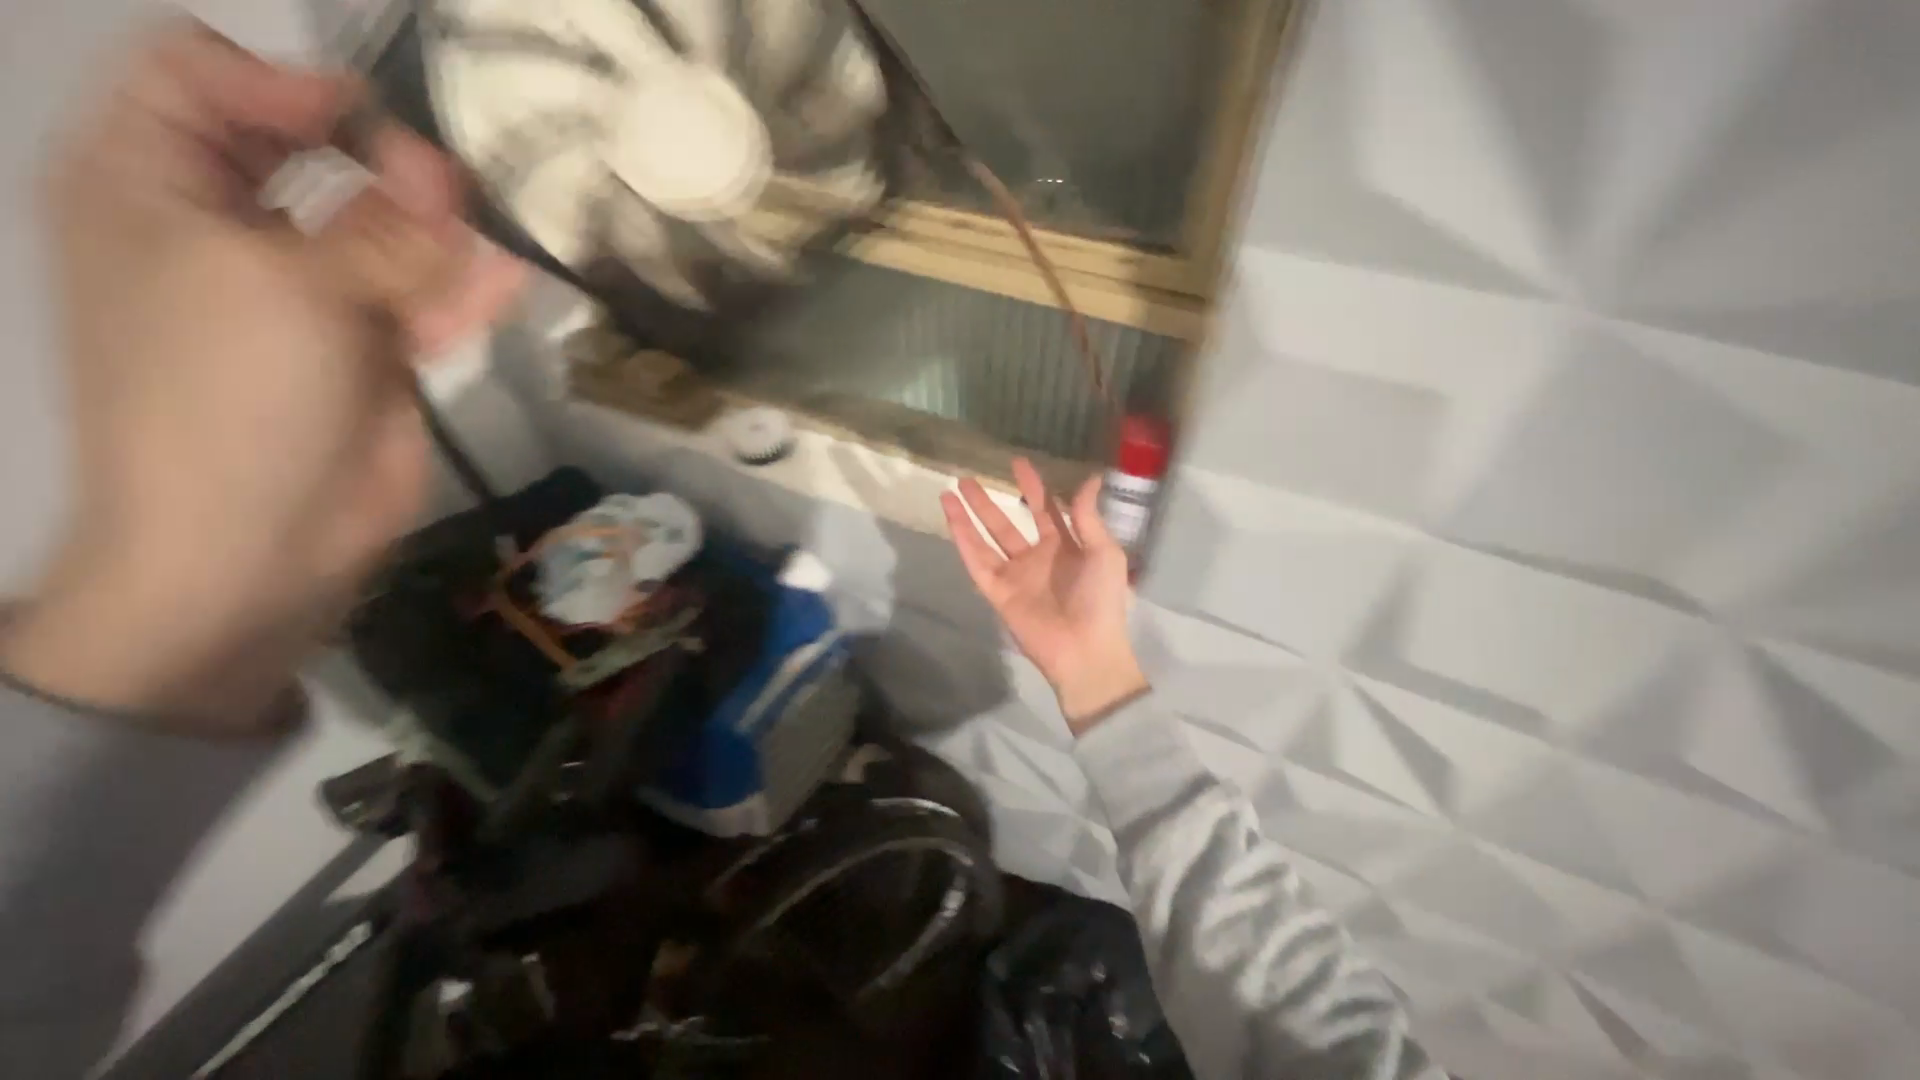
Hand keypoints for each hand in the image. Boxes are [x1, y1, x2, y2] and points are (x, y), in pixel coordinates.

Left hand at [0, 19, 523, 731]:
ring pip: (391, 223)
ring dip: (442, 227)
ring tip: (494, 235)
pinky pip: (430, 292)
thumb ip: (379, 222)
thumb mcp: (285, 284)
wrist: (260, 543)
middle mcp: (232, 225)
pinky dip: (467, 286)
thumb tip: (444, 171)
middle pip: (315, 147)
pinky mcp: (379, 343)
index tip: (373, 125)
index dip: (288, 84)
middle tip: (450, 189)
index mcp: (152, 184)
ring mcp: (315, 288)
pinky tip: (508, 278)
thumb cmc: (228, 396)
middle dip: (387, 161)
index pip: (207, 77)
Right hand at [941, 459, 1148, 734]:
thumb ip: (1088, 516)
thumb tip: (1091, 477)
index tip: (1018, 463)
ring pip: (986, 539)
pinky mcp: (997, 592)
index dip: (1033, 487)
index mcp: (1066, 547)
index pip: (1044, 510)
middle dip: (989, 502)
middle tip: (968, 478)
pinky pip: (976, 561)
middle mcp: (1036, 558)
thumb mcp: (1103, 551)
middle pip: (1007, 523)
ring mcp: (1015, 576)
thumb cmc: (1101, 599)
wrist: (1085, 648)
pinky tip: (951, 516)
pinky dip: (963, 538)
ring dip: (969, 516)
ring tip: (951, 491)